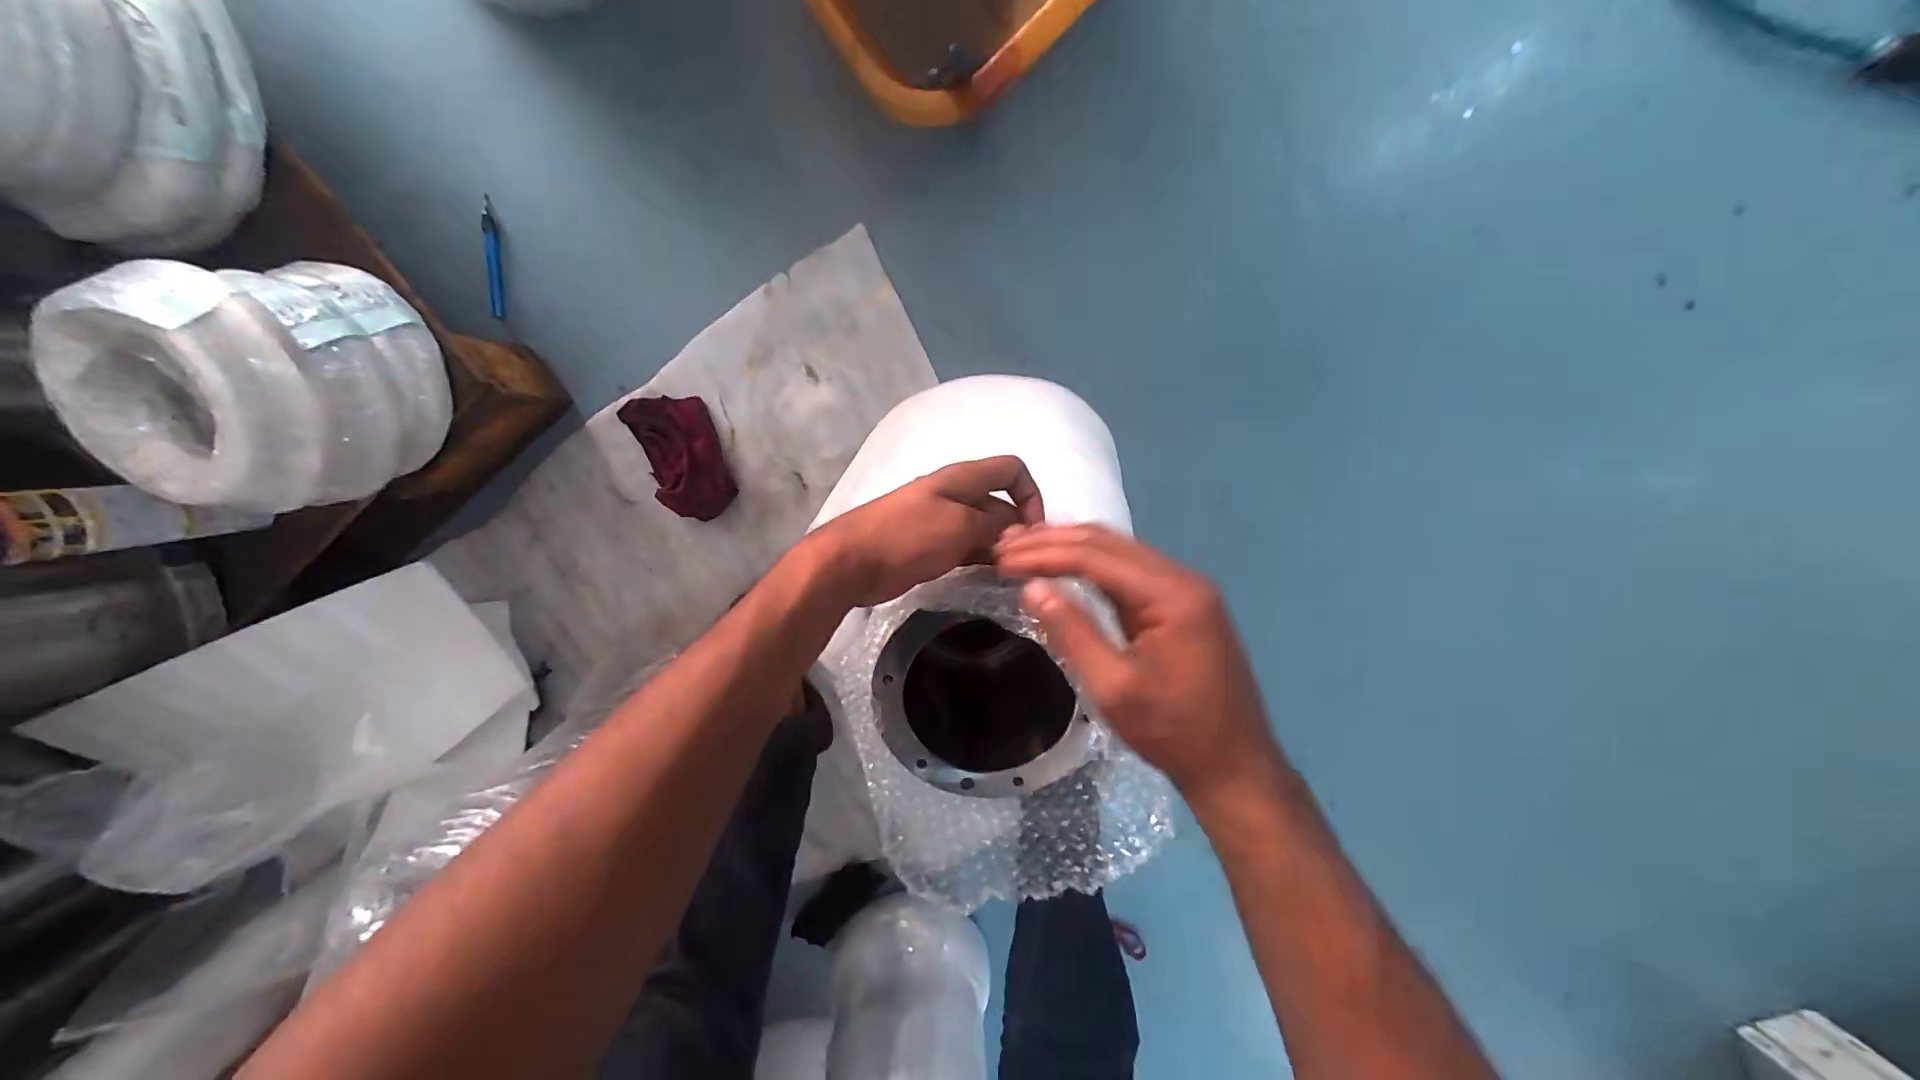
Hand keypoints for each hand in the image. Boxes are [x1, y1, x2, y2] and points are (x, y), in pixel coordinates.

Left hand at [804, 456, 1044, 609]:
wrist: (850, 562)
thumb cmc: (906, 536)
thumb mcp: (959, 526)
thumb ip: (994, 527)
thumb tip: (1017, 535)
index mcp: (961, 479)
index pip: (1011, 470)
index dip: (1030, 494)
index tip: (1034, 531)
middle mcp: (955, 495)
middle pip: (1000, 504)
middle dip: (1017, 528)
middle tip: (1025, 564)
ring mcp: (942, 522)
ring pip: (984, 529)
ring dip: (1001, 547)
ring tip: (1013, 574)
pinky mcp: (931, 547)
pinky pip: (967, 548)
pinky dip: (982, 559)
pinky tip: (991, 577)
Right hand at [994, 524, 1283, 806]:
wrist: (1235, 765)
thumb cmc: (1173, 732)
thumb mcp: (1113, 688)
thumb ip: (1072, 632)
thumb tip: (1031, 587)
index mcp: (1172, 594)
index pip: (1096, 556)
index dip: (1044, 554)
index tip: (1001, 558)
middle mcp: (1183, 578)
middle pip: (1109, 542)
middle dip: (1053, 541)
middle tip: (1004, 545)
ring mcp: (1186, 589)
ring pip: (1119, 551)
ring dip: (1071, 547)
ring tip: (1023, 547)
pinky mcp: (1182, 604)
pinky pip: (1130, 571)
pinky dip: (1092, 565)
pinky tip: (1063, 566)